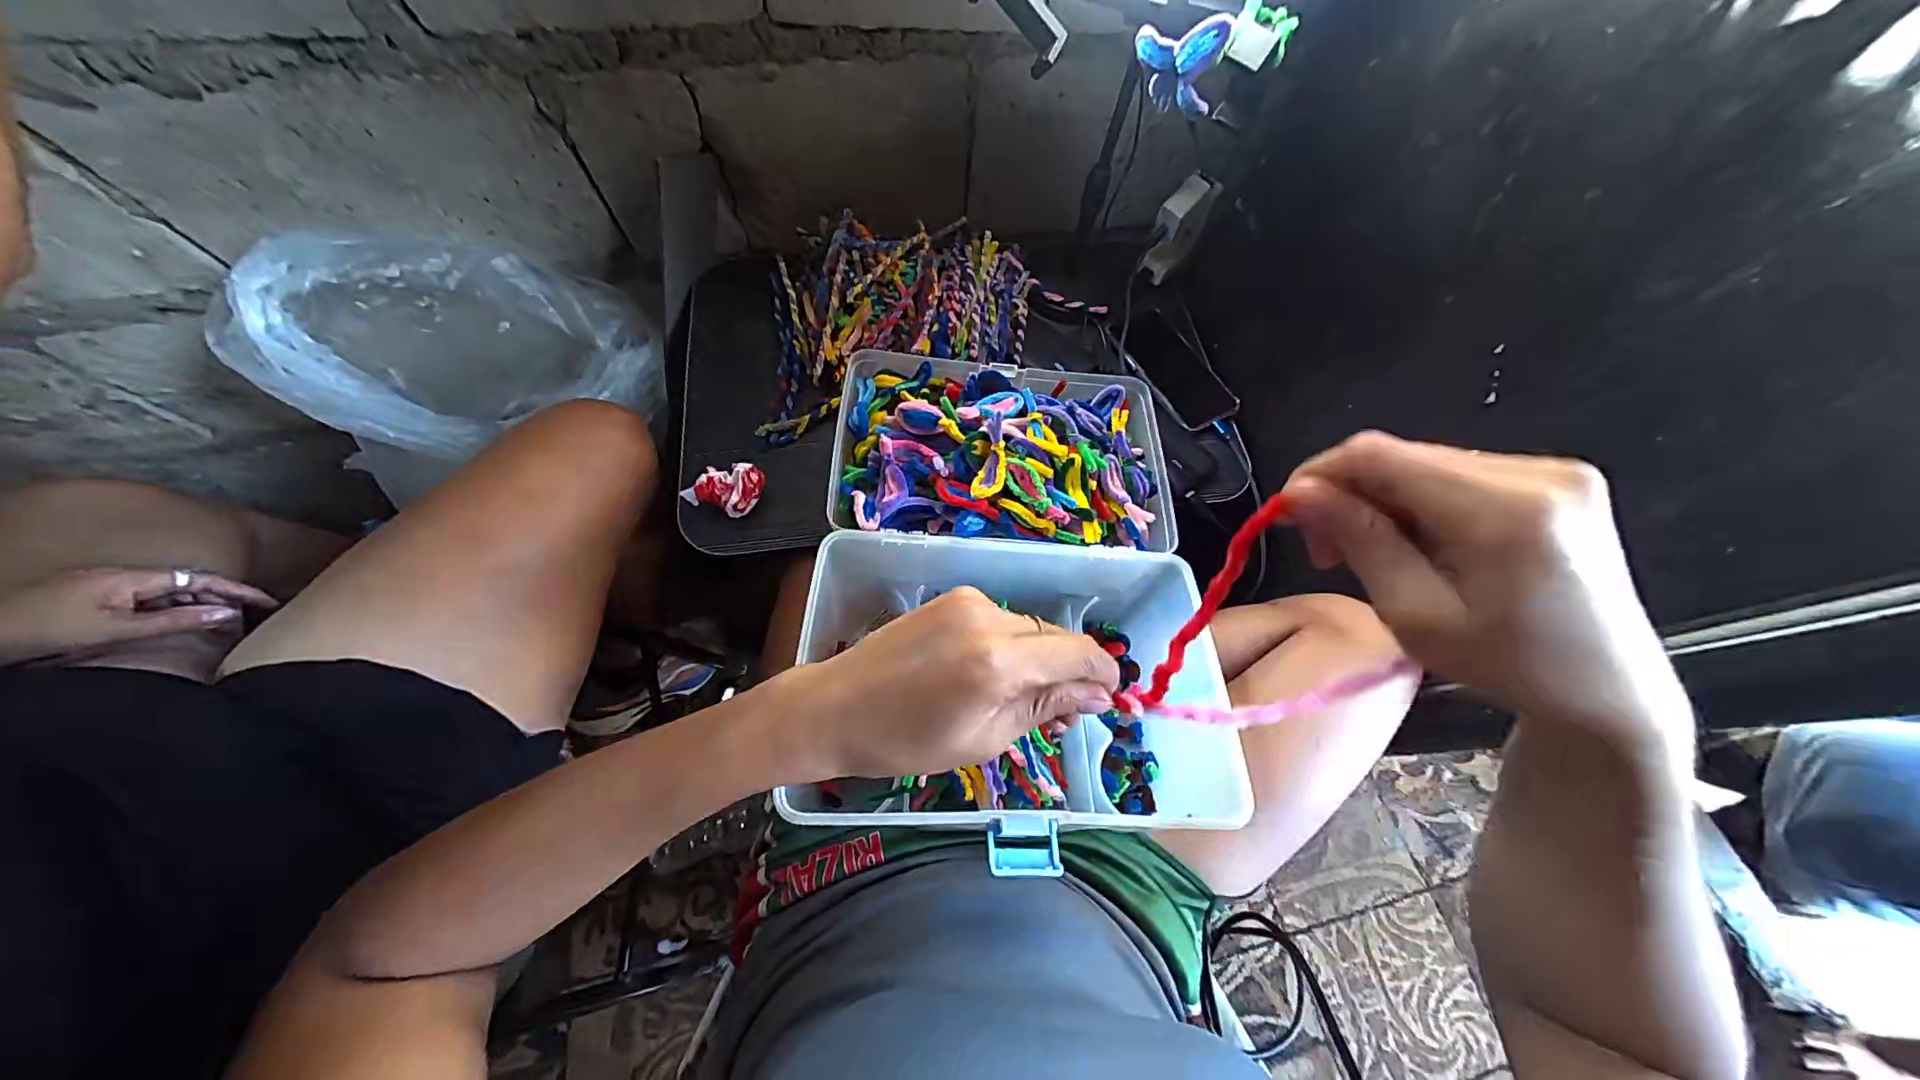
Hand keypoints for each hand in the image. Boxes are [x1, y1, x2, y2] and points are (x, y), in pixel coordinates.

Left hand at [0, 567, 278, 665]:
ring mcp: (106, 585)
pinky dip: (176, 607)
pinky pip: (149, 598)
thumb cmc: (42, 631)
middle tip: (256, 612)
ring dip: (201, 602)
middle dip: (225, 595)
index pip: (201, 579)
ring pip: (168, 590)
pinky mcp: (93, 597)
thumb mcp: (115, 630)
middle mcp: (124, 576)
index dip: (239, 590)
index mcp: (133, 578)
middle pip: (188, 582)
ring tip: (228, 618)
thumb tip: (227, 614)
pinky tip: (184, 618)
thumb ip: (174, 620)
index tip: (270, 602)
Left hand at [775, 586, 1119, 779]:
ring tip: (1020, 700)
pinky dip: (1011, 646)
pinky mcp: (950, 598)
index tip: (1109, 699)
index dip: (1103, 674)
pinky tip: (993, 674)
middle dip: (1069, 672)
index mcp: (998, 659)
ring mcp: (966, 601)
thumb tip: (1097, 695)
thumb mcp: (983, 738)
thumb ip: (1045, 708)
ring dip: (1039, 659)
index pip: (1078, 652)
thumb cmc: (904, 740)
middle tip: (1061, 714)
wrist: (834, 706)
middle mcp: (988, 615)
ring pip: (1029, 628)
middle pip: (1055, 638)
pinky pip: (1001, 620)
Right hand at [1283, 433, 1686, 743]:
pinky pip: (1453, 474)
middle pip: (1400, 456)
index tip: (1289, 515)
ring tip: (1369, 552)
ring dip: (1379, 501)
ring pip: (1421, 464)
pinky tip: (1413, 542)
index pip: (1379, 455)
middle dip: (1348, 496)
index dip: (1318, 475)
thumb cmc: (1506, 664)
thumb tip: (1300, 493)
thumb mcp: (1414, 612)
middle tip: (1326, 550)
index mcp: (1507, 510)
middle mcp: (1539, 473)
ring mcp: (1553, 471)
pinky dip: (1416, 503)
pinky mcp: (1554, 479)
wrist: (1605, 689)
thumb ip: (1359, 540)